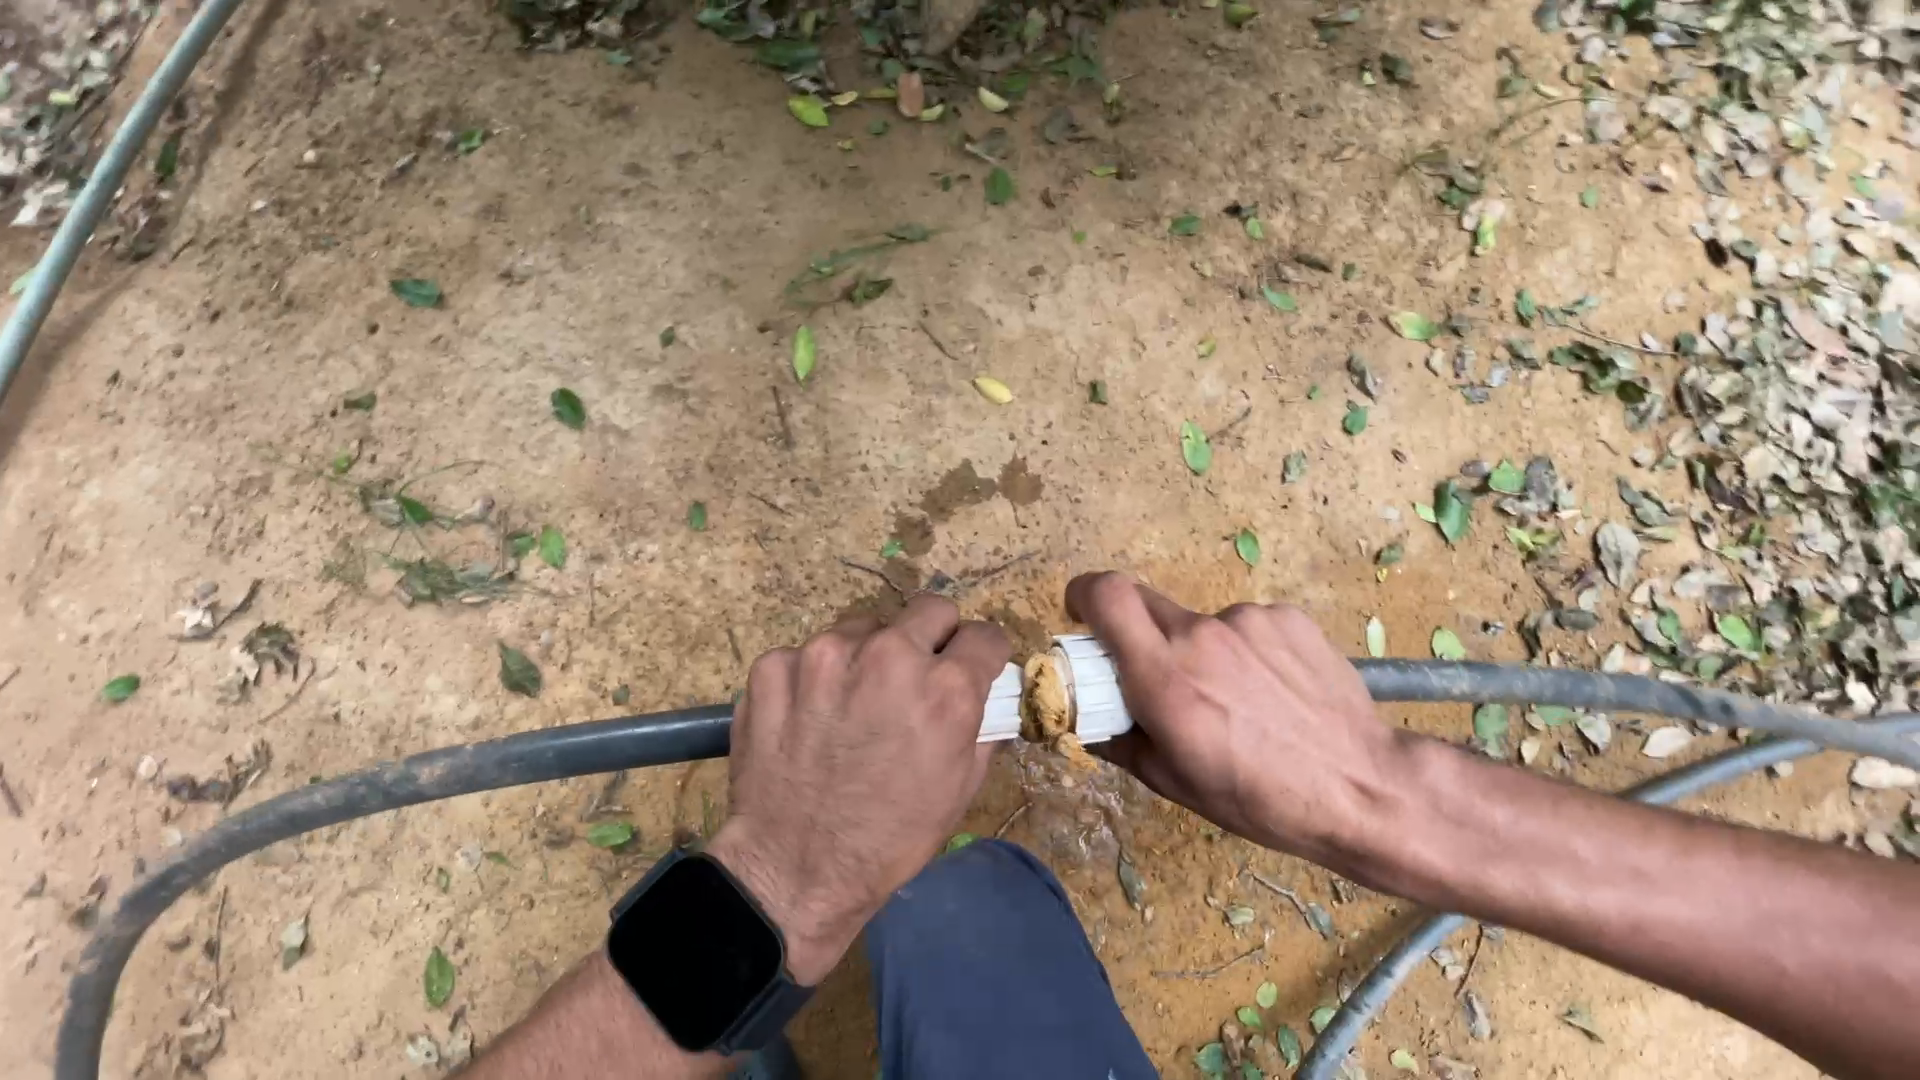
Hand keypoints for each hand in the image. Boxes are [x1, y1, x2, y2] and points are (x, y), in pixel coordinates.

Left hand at [707, 594, 1010, 984]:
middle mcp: (889, 655)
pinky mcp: (775, 665)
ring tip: (852, 703)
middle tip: (916, 675)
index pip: (984, 635)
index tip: (971, 667)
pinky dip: (815, 677)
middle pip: (930, 609)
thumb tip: (985, 694)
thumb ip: (980, 725)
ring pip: (865, 628)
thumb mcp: (960, 787)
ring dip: (869, 655)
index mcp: (945, 687)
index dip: (981, 655)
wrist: (794, 868)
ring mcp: (825, 654)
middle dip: (933, 637)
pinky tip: (809, 717)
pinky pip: (809, 653)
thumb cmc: (891, 838)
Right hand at [1065, 572, 1407, 866]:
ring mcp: (1249, 620)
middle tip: (1159, 674)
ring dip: (1200, 650)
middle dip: (1136, 632)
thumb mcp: (1172, 783)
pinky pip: (1246, 626)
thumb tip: (1085, 718)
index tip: (1084, 617)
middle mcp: (1201, 634)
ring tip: (1237, 701)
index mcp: (1163, 676)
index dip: (1085, 596)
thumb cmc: (1257, 799)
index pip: (1106, 595)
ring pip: (1199, 622)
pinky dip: (1245, 651)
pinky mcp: (1288, 618)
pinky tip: (1272, 691)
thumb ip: (1118, 739)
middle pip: (1145, 603)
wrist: (1364, 789)